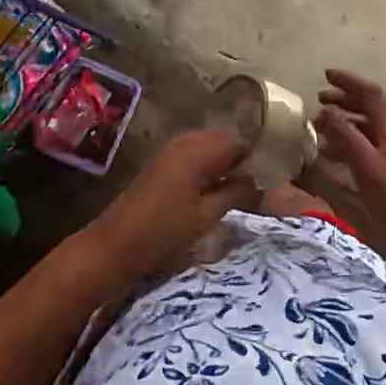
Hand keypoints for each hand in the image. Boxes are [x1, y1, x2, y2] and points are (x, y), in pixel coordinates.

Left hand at [84, 130, 255, 278]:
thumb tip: (261, 183)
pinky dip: (208, 166)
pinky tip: (214, 188)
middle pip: (223, 141)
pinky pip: (194, 154)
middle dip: (240, 159)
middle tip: (254, 184)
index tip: (268, 179)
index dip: (256, 159)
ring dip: (224, 162)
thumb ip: (237, 193)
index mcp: (198, 151)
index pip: (239, 143)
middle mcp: (184, 142)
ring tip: (236, 187)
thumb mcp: (207, 214)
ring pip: (208, 147)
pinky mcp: (162, 163)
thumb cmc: (164, 230)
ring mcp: (170, 151)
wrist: (116, 244)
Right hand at [314, 70, 385, 266]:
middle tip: (318, 100)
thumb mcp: (370, 169)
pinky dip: (345, 149)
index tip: (325, 75)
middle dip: (345, 101)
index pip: (372, 96)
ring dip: (343, 125)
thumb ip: (348, 139)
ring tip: (318, 129)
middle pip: (369, 112)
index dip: (350, 83)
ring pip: (366, 134)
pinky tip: (330, 159)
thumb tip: (326, 111)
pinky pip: (364, 155)